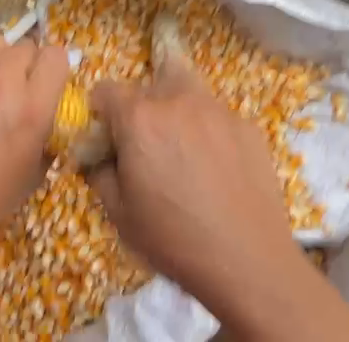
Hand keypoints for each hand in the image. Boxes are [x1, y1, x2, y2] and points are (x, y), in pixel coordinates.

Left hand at [0, 15, 69, 246]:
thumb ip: (46, 134)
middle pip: (27, 46)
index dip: (55, 67)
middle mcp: (2, 80)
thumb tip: (49, 109)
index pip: (57, 58)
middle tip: (18, 82)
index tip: (48, 79)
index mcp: (31, 109)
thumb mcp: (31, 174)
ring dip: (2, 51)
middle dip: (28, 62)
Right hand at [87, 30, 305, 315]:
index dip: (101, 114)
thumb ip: (98, 170)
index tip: (108, 140)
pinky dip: (209, 132)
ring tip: (184, 152)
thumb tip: (97, 155)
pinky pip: (217, 117)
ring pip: (185, 92)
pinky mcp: (248, 126)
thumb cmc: (174, 239)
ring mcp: (217, 110)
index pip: (104, 90)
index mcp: (138, 117)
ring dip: (176, 111)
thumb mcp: (118, 212)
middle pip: (147, 84)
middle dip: (140, 108)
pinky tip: (217, 169)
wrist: (251, 265)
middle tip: (147, 147)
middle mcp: (176, 99)